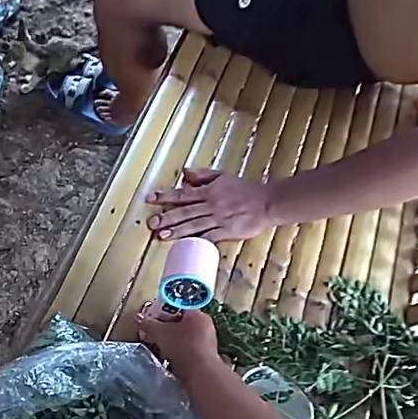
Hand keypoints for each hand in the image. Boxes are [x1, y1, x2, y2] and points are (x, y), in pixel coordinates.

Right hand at [136, 301, 219, 374]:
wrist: (200, 374)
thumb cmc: (182, 347)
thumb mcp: (160, 333)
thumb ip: (148, 324)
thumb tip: (138, 318)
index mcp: (197, 314)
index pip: (178, 306)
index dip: (163, 310)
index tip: (152, 317)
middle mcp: (205, 325)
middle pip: (181, 321)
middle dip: (164, 326)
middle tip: (151, 331)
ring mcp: (207, 341)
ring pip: (184, 336)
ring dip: (170, 340)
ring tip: (157, 345)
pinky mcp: (205, 356)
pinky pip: (187, 348)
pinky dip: (177, 351)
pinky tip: (167, 356)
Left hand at [146, 168, 277, 240]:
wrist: (267, 202)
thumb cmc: (244, 190)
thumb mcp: (222, 177)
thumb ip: (202, 175)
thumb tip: (184, 172)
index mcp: (208, 191)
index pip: (182, 194)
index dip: (165, 196)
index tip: (150, 198)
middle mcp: (210, 205)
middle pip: (184, 211)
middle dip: (166, 217)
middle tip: (151, 223)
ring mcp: (218, 219)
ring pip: (193, 225)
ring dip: (176, 230)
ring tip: (161, 236)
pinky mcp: (226, 231)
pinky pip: (209, 237)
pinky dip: (197, 240)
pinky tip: (185, 246)